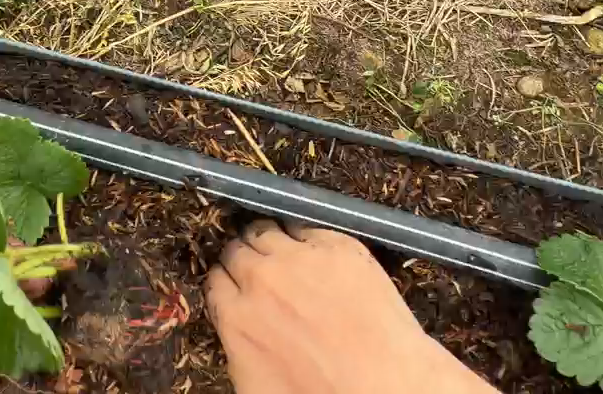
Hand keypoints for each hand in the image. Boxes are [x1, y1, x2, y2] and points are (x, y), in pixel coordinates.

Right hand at [206, 221, 500, 393]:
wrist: (388, 389)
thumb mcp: (257, 386)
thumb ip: (238, 342)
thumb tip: (234, 322)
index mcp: (238, 318)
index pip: (215, 278)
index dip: (225, 281)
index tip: (233, 283)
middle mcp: (264, 278)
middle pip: (237, 248)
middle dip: (243, 257)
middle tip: (257, 268)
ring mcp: (302, 256)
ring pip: (268, 229)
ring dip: (270, 240)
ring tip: (281, 252)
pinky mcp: (337, 245)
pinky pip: (307, 226)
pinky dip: (305, 236)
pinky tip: (313, 252)